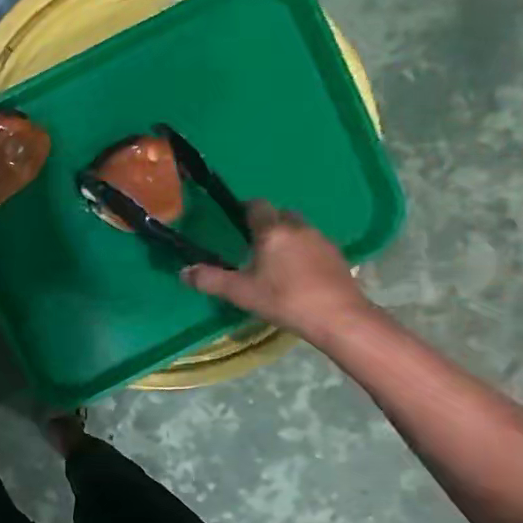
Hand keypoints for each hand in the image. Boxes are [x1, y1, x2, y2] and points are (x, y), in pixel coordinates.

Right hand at [182, 200, 375, 338]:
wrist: (339, 317)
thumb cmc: (285, 300)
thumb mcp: (241, 293)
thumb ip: (210, 280)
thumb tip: (184, 272)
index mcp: (272, 230)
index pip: (256, 205)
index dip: (245, 210)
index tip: (236, 224)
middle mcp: (297, 227)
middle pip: (279, 214)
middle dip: (266, 224)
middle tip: (254, 247)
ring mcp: (321, 239)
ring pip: (298, 229)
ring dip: (286, 238)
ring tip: (276, 263)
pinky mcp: (337, 255)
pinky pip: (314, 244)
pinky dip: (303, 252)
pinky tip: (299, 275)